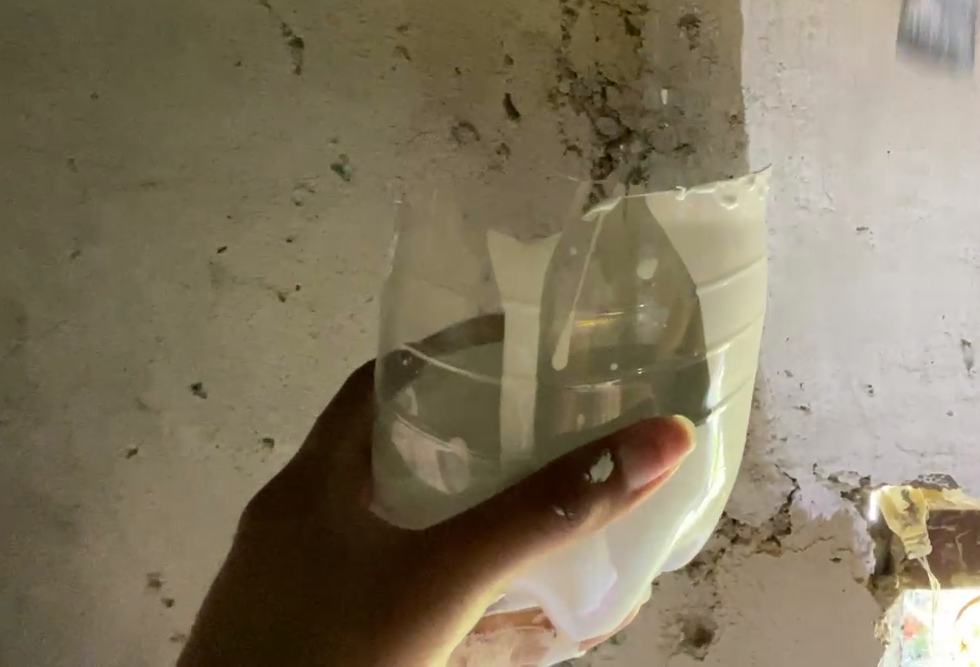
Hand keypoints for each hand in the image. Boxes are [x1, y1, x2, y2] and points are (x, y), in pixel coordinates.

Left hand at [180, 362, 692, 666]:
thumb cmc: (322, 665)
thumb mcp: (444, 580)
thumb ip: (549, 513)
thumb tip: (665, 437)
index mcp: (316, 485)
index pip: (386, 379)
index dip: (455, 350)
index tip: (531, 345)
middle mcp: (314, 530)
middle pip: (417, 451)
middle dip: (498, 436)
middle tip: (572, 421)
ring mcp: (323, 599)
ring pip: (429, 531)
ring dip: (500, 519)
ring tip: (575, 503)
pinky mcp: (345, 651)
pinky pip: (432, 598)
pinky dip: (490, 593)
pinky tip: (551, 613)